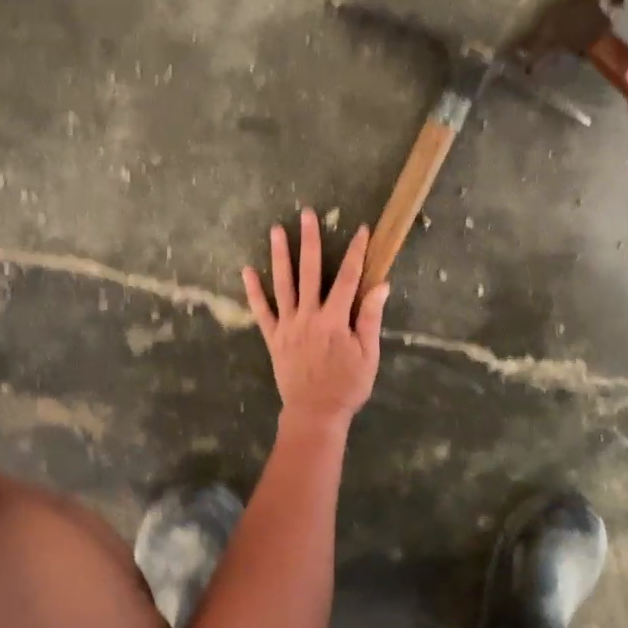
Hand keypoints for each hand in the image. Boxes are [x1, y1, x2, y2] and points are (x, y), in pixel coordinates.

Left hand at [241, 208, 389, 427]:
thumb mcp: (368, 355)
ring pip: (283, 284)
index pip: (348, 278)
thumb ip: (370, 319)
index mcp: (335, 319)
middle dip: (310, 241)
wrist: (315, 414)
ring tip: (276, 230)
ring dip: (280, 256)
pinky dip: (254, 291)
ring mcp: (288, 325)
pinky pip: (262, 311)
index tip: (361, 229)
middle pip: (310, 271)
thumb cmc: (347, 386)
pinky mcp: (273, 338)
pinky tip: (247, 270)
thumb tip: (381, 285)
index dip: (356, 252)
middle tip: (307, 213)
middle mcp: (309, 316)